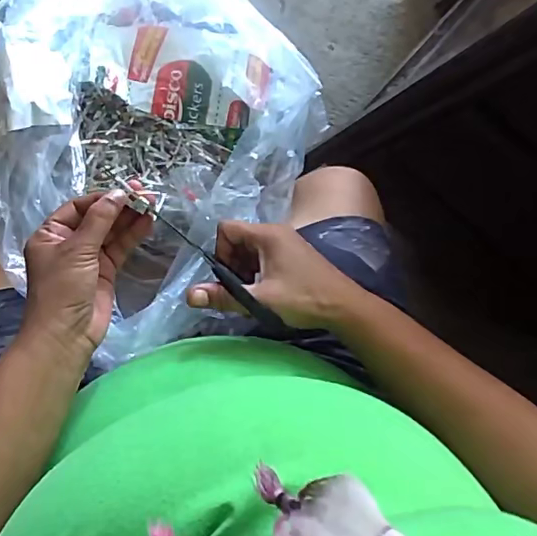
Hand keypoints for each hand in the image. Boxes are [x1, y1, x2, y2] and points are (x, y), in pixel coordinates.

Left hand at [22, 189, 153, 359]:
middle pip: (97, 218)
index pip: (78, 207)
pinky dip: (133, 236)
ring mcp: (87, 259)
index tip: (125, 190)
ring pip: (111, 232)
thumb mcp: (76, 250)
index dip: (102, 198)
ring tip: (151, 204)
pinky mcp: (104, 273)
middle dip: (120, 206)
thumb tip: (119, 194)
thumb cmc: (61, 289)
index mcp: (50, 234)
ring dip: (129, 219)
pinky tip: (147, 222)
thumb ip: (99, 220)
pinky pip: (119, 248)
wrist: (65, 336)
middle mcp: (68, 244)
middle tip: (144, 193)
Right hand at [185, 220, 369, 330]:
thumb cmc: (303, 299)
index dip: (220, 251)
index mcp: (267, 234)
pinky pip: (265, 254)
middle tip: (240, 287)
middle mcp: (277, 231)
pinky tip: (268, 290)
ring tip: (254, 291)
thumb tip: (190, 295)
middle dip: (232, 262)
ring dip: (245, 268)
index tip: (228, 276)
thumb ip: (224, 296)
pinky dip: (259, 269)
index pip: (226, 228)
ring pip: (251, 247)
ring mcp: (288, 241)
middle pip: (238, 237)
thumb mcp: (260, 300)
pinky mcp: (295, 253)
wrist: (346, 307)